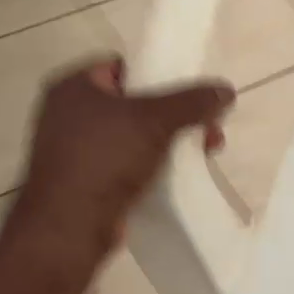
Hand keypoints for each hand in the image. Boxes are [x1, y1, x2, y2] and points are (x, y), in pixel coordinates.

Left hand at [6, 57, 234, 262]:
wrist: (69, 227)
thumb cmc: (105, 159)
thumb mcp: (155, 121)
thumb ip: (192, 101)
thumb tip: (225, 90)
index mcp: (74, 87)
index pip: (125, 66)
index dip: (161, 74)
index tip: (191, 94)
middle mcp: (68, 113)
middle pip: (136, 102)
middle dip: (178, 115)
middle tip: (209, 130)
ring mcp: (74, 149)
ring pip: (135, 135)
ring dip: (171, 142)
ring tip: (204, 155)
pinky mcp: (85, 181)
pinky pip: (127, 163)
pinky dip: (153, 165)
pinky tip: (178, 176)